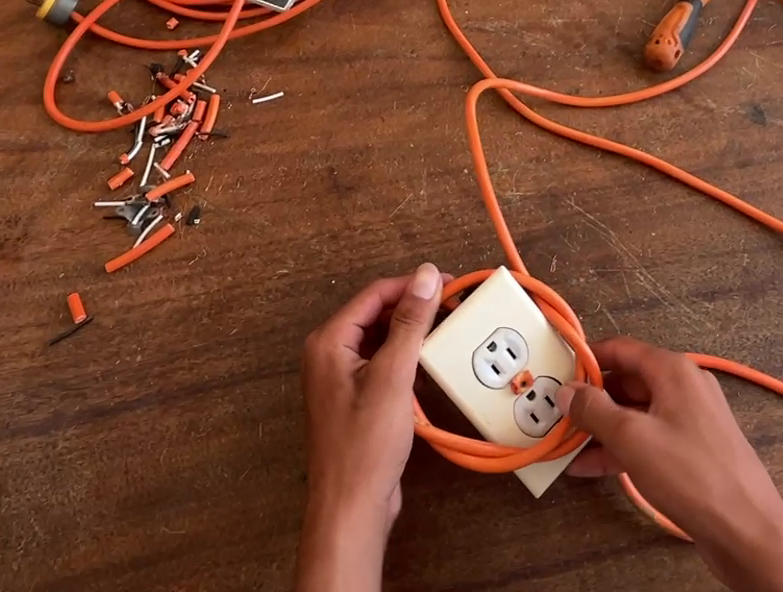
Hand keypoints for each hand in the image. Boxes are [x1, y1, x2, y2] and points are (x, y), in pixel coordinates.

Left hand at [295, 264, 444, 591]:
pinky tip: (429, 362)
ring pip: (381, 337)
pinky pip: (382, 361)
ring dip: (412, 331)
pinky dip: (405, 356)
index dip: (412, 285)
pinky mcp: (355, 397)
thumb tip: (426, 274)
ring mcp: (340, 377)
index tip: (449, 282)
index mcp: (329, 340)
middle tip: (453, 305)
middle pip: (376, 313)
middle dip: (414, 307)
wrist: (351, 508)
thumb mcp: (393, 375)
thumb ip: (410, 322)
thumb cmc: (366, 443)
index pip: (375, 294)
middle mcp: (329, 353)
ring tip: (446, 328)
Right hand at [561, 337, 782, 591]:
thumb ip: (594, 410)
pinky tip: (592, 466)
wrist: (747, 530)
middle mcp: (684, 386)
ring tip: (568, 443)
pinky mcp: (693, 450)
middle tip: (559, 412)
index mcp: (672, 370)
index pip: (621, 348)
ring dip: (603, 426)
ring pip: (636, 412)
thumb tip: (568, 391)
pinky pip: (649, 437)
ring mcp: (691, 419)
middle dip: (592, 397)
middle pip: (627, 381)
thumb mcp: (632, 437)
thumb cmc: (692, 474)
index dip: (588, 358)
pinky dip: (622, 447)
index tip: (560, 372)